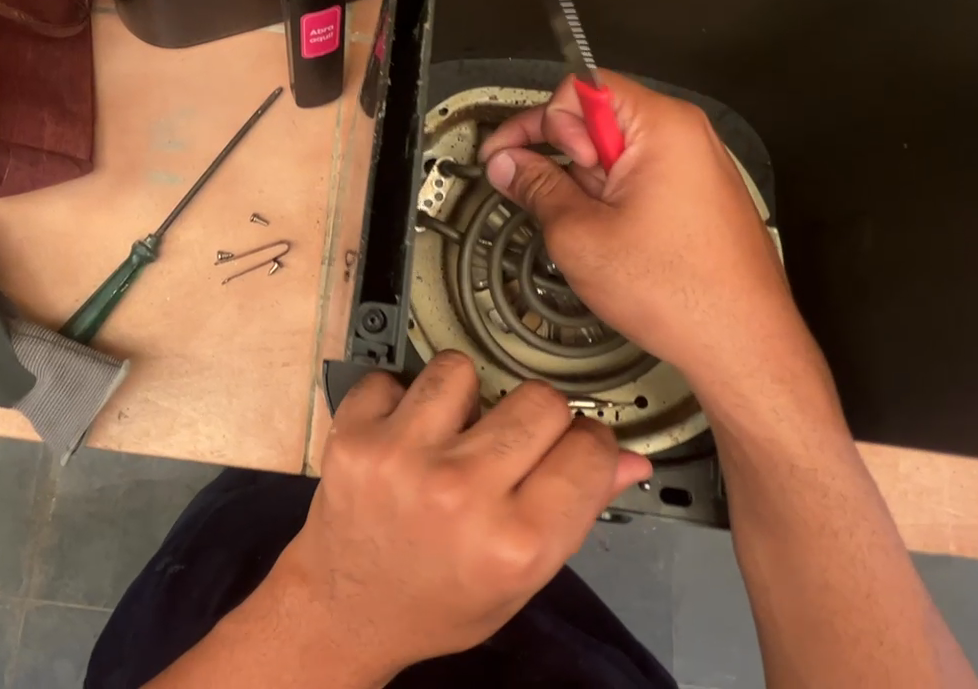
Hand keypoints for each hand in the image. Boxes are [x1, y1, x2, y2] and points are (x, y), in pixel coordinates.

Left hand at [264, 353, 649, 679]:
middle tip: (513, 439)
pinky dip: (401, 396)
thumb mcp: (522, 578)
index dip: (589, 442)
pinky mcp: (355, 435)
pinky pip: (394, 376)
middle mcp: (459, 494)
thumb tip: (629, 460)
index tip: (575, 443)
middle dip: (536, 415)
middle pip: (539, 401)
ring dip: (464, 394)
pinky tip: (404, 431)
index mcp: (514, 543)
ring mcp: (401, 458)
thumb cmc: (438, 599)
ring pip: (463, 369)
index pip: (589, 450)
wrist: (348, 608)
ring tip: (454, 430)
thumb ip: (577, 513)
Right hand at [477, 74, 804, 395]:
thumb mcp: (578, 234)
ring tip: (577, 224)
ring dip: (580, 178)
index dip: (540, 122)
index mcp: (661, 128)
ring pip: (613, 148)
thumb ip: (534, 187)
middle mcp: (684, 136)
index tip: (514, 156)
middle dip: (555, 150)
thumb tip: (507, 164)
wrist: (741, 344)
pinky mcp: (696, 194)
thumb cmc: (680, 293)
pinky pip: (637, 173)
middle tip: (527, 186)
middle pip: (596, 114)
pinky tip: (602, 233)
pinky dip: (607, 194)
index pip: (580, 88)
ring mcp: (694, 165)